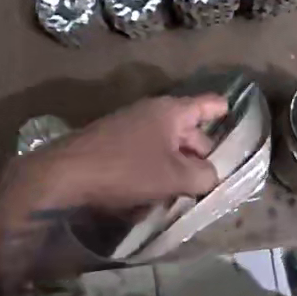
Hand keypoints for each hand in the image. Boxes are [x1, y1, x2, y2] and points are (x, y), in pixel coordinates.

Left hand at [0, 94, 227, 282]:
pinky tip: (154, 192)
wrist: (64, 175)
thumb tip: (210, 176)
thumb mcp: (175, 177)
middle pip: (187, 129)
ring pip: (164, 144)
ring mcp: (127, 126)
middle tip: (212, 177)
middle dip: (201, 151)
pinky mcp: (110, 144)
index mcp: (170, 111)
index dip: (222, 110)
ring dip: (176, 164)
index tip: (232, 115)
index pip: (207, 104)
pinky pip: (143, 153)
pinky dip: (154, 168)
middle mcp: (150, 112)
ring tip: (185, 190)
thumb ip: (203, 176)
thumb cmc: (126, 170)